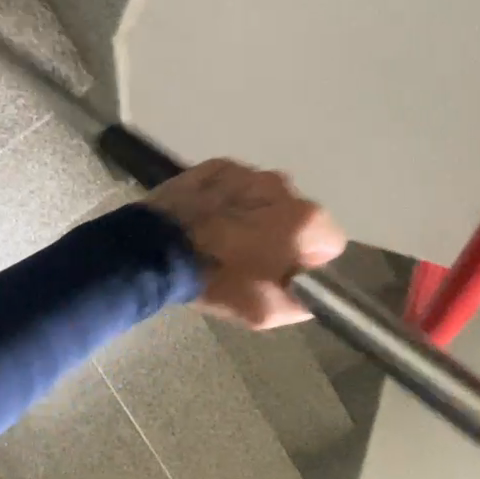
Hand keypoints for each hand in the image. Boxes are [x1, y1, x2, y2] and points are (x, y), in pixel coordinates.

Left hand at [142, 159, 345, 329]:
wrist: (151, 249)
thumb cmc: (215, 279)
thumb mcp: (265, 311)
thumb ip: (299, 304)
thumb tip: (305, 296)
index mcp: (306, 219)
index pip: (327, 242)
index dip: (306, 260)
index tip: (278, 272)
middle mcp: (281, 187)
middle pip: (293, 216)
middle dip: (277, 234)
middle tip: (244, 256)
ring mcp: (244, 172)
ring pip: (260, 197)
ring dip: (249, 213)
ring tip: (217, 235)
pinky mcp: (210, 166)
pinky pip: (229, 184)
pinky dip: (221, 198)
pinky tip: (202, 216)